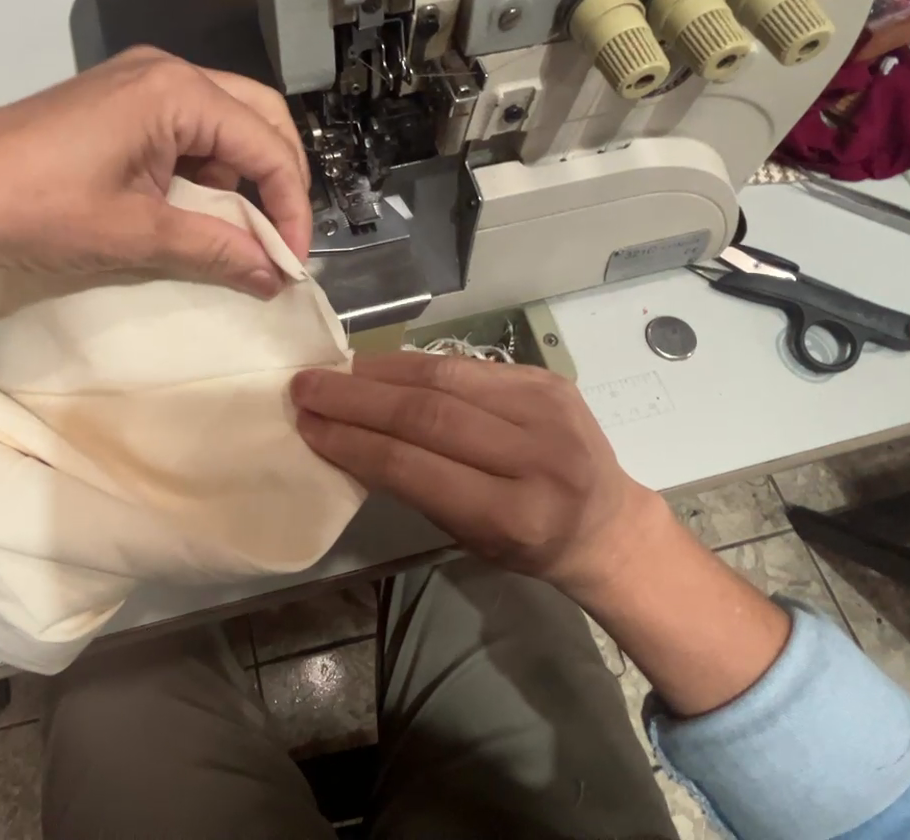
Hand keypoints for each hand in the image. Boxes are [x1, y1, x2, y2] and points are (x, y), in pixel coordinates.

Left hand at [0, 47, 311, 296]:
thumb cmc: (36, 209)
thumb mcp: (136, 234)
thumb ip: (216, 249)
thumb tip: (274, 276)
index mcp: (177, 91)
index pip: (268, 145)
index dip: (291, 207)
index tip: (293, 262)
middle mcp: (166, 72)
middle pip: (258, 118)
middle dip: (278, 180)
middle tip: (278, 238)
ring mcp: (138, 84)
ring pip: (224, 123)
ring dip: (240, 177)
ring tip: (235, 232)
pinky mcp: (118, 104)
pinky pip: (186, 131)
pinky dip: (203, 171)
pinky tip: (193, 209)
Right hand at [289, 352, 665, 592]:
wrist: (604, 521)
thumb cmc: (526, 544)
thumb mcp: (468, 534)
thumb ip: (414, 484)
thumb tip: (349, 433)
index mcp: (513, 514)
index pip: (413, 466)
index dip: (352, 442)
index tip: (307, 425)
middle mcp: (535, 456)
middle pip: (426, 413)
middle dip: (355, 398)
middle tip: (305, 387)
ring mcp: (546, 408)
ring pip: (443, 377)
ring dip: (378, 372)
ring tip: (336, 373)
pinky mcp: (547, 378)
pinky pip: (465, 365)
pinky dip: (414, 365)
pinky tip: (380, 367)